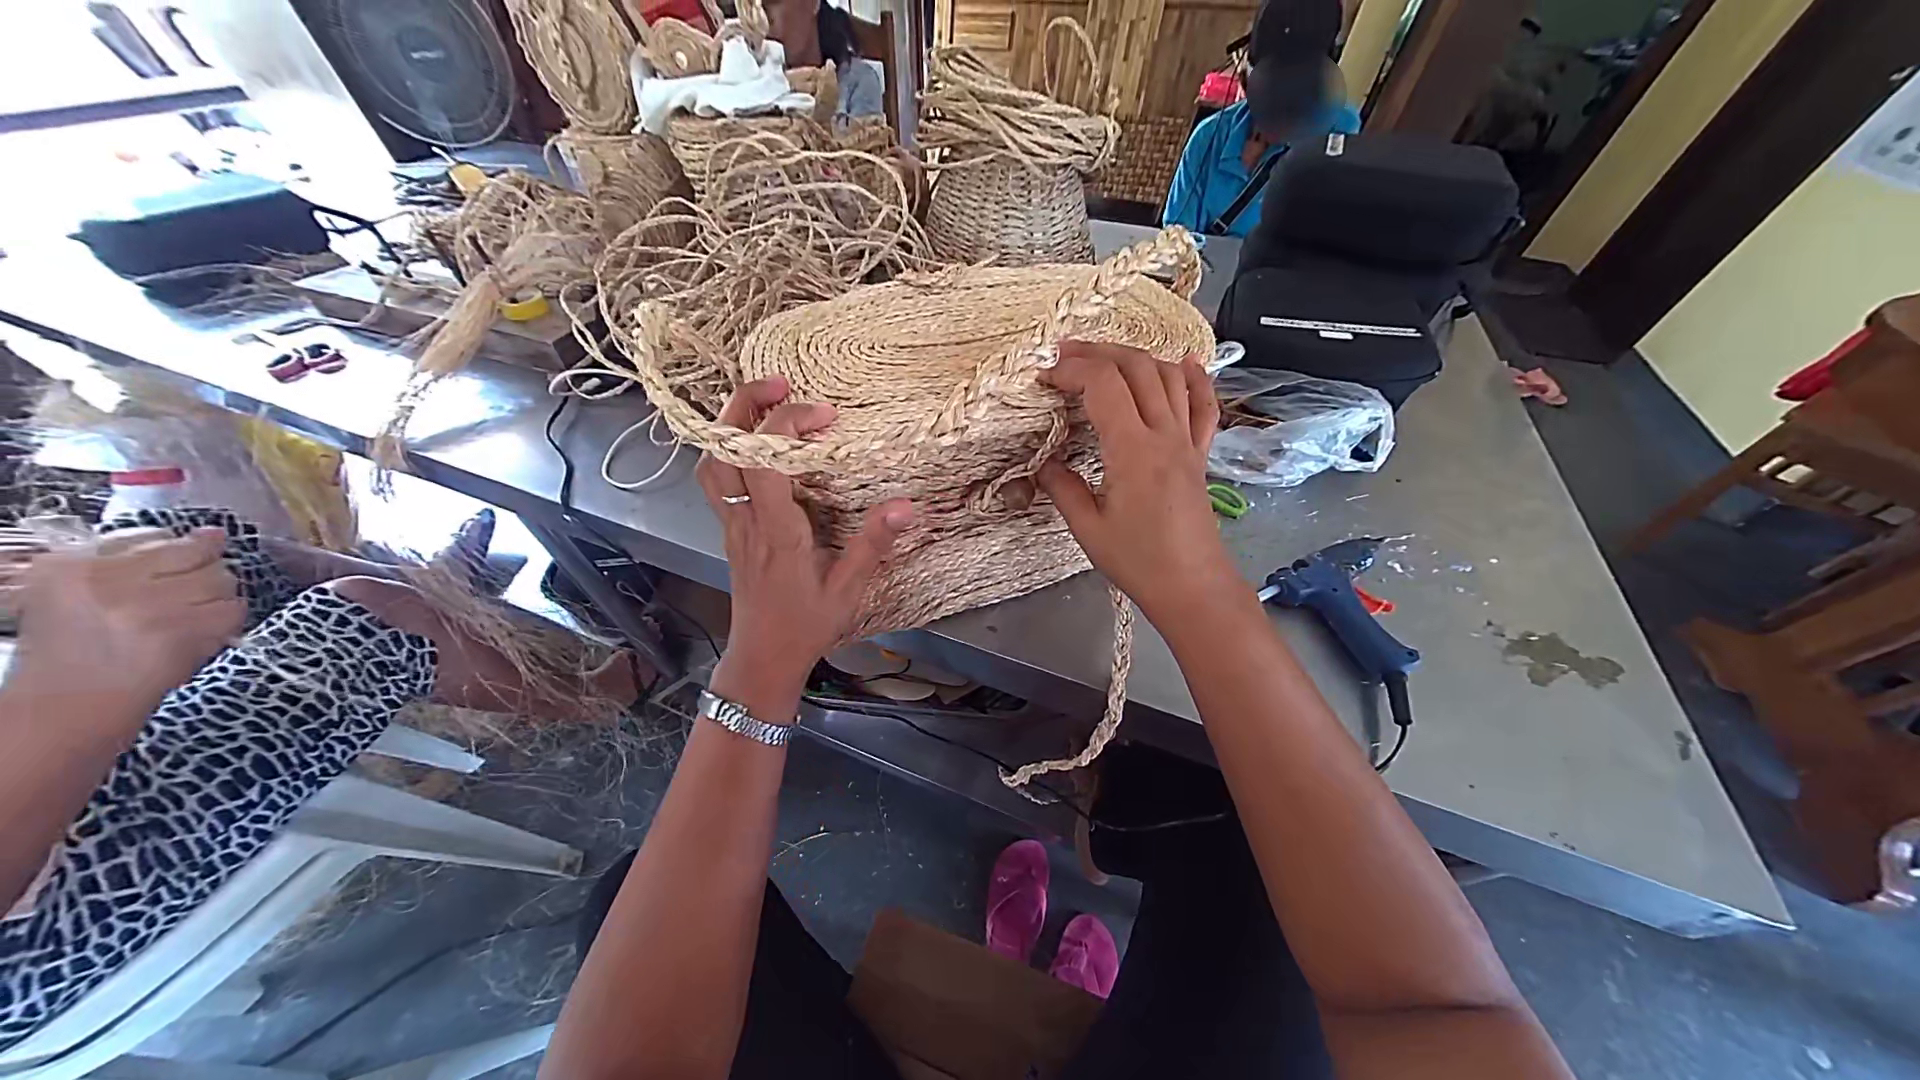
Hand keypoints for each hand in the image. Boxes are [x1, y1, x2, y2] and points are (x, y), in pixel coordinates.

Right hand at [9, 527, 242, 713]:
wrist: (69, 701)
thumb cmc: (78, 645)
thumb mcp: (79, 592)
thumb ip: (135, 557)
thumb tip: (213, 533)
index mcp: (74, 566)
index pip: (161, 538)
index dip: (196, 543)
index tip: (206, 543)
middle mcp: (112, 580)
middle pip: (201, 557)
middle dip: (209, 572)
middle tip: (189, 593)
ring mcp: (150, 605)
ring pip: (223, 581)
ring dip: (217, 598)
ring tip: (189, 615)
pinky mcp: (181, 631)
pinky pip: (233, 610)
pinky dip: (226, 620)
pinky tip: (201, 631)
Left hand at [698, 378, 912, 713]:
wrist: (763, 656)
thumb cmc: (806, 626)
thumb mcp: (849, 589)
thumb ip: (873, 544)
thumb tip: (906, 505)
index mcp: (775, 531)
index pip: (765, 460)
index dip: (789, 424)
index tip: (826, 417)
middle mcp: (745, 520)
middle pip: (722, 449)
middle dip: (746, 405)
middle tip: (782, 384)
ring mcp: (731, 523)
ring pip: (710, 460)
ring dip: (732, 423)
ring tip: (766, 403)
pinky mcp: (730, 528)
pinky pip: (716, 476)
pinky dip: (729, 446)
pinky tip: (755, 443)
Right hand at [1036, 341, 1240, 627]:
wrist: (1192, 586)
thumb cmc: (1138, 562)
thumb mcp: (1087, 528)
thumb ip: (1062, 487)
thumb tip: (1044, 463)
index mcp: (1133, 451)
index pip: (1103, 385)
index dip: (1071, 370)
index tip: (1044, 376)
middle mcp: (1165, 436)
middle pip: (1137, 367)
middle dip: (1098, 352)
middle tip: (1065, 355)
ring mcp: (1188, 442)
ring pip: (1168, 377)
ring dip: (1135, 357)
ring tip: (1104, 357)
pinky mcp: (1200, 455)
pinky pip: (1204, 406)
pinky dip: (1193, 378)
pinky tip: (1182, 362)